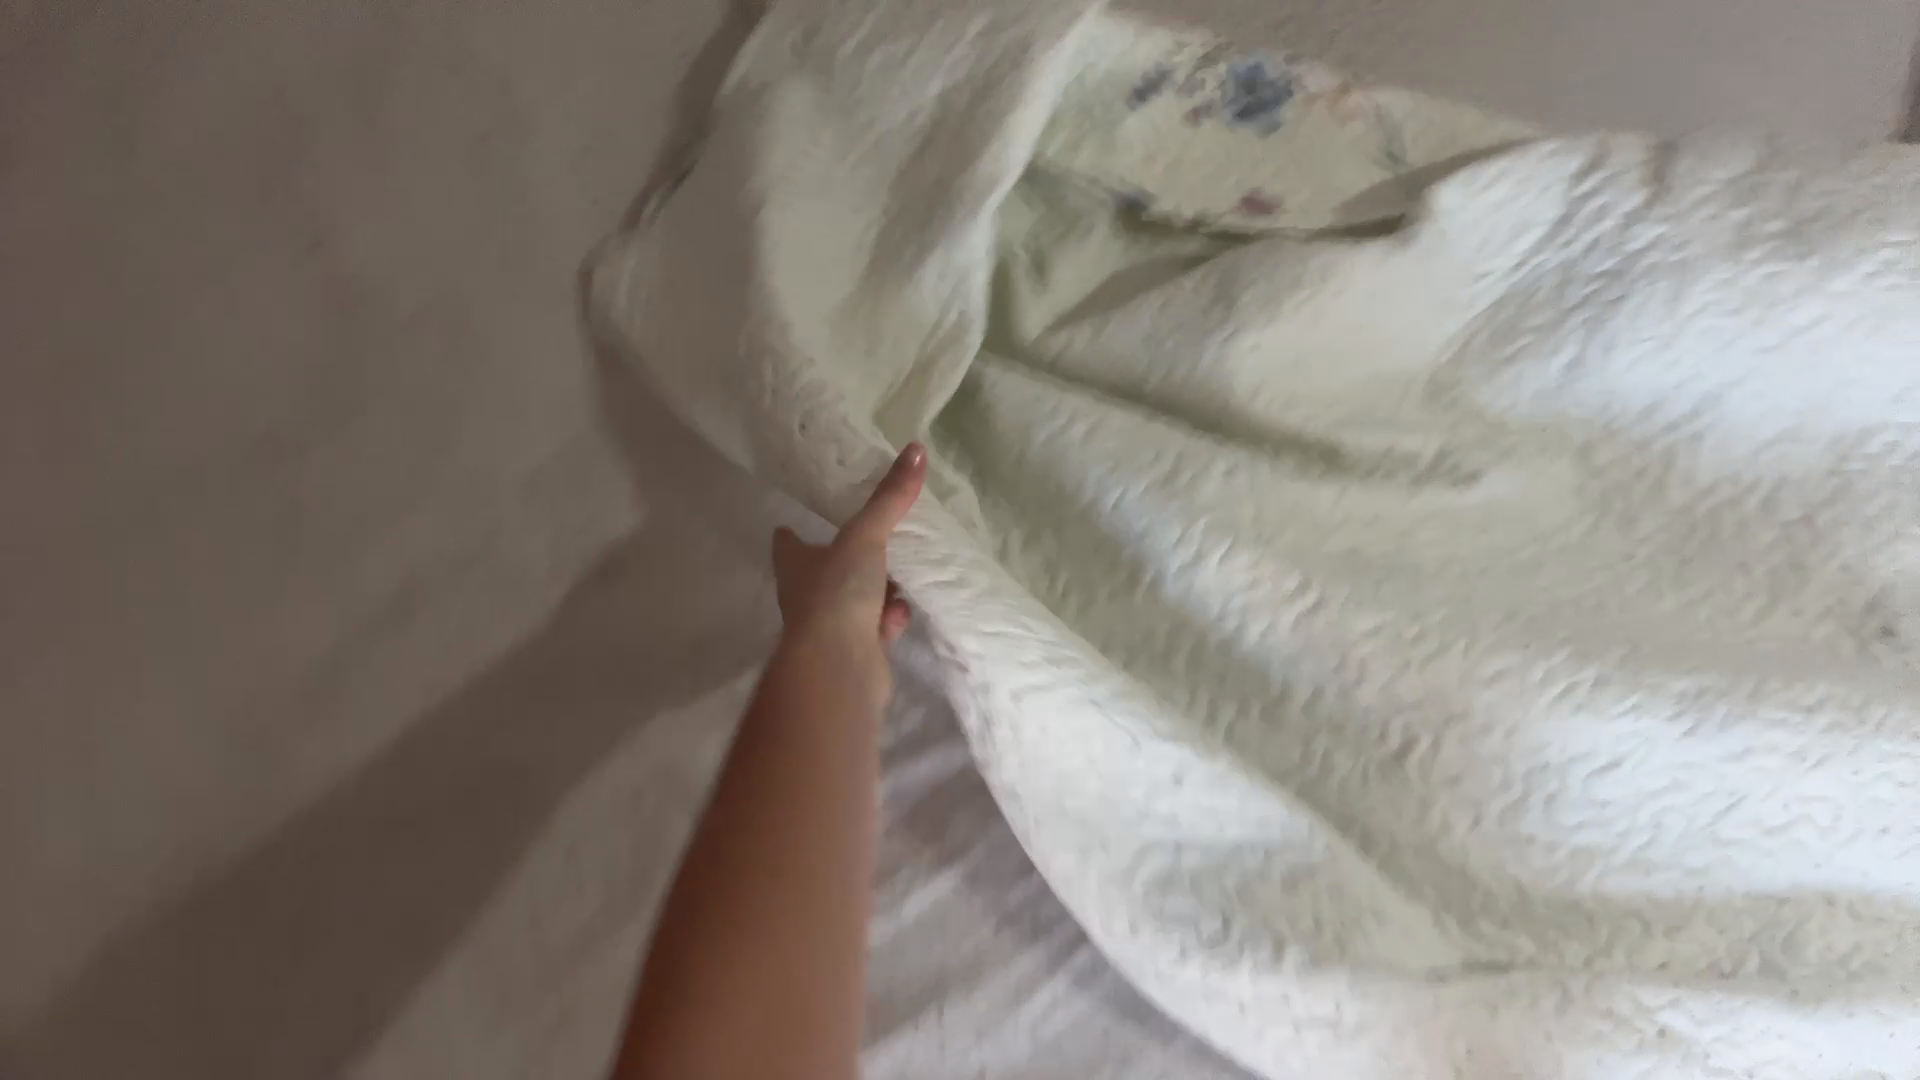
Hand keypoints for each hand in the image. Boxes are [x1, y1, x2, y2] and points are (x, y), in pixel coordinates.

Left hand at [770, 443, 925, 708]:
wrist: (838, 665)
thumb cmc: (837, 593)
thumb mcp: (866, 536)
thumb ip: (890, 498)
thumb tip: (916, 448)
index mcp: (795, 564)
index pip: (788, 542)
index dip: (794, 532)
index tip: (801, 522)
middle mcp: (805, 594)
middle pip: (828, 571)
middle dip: (855, 562)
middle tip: (880, 546)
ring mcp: (828, 626)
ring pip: (857, 600)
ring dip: (880, 593)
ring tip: (898, 585)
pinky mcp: (854, 651)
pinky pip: (875, 628)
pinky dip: (889, 621)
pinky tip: (898, 619)